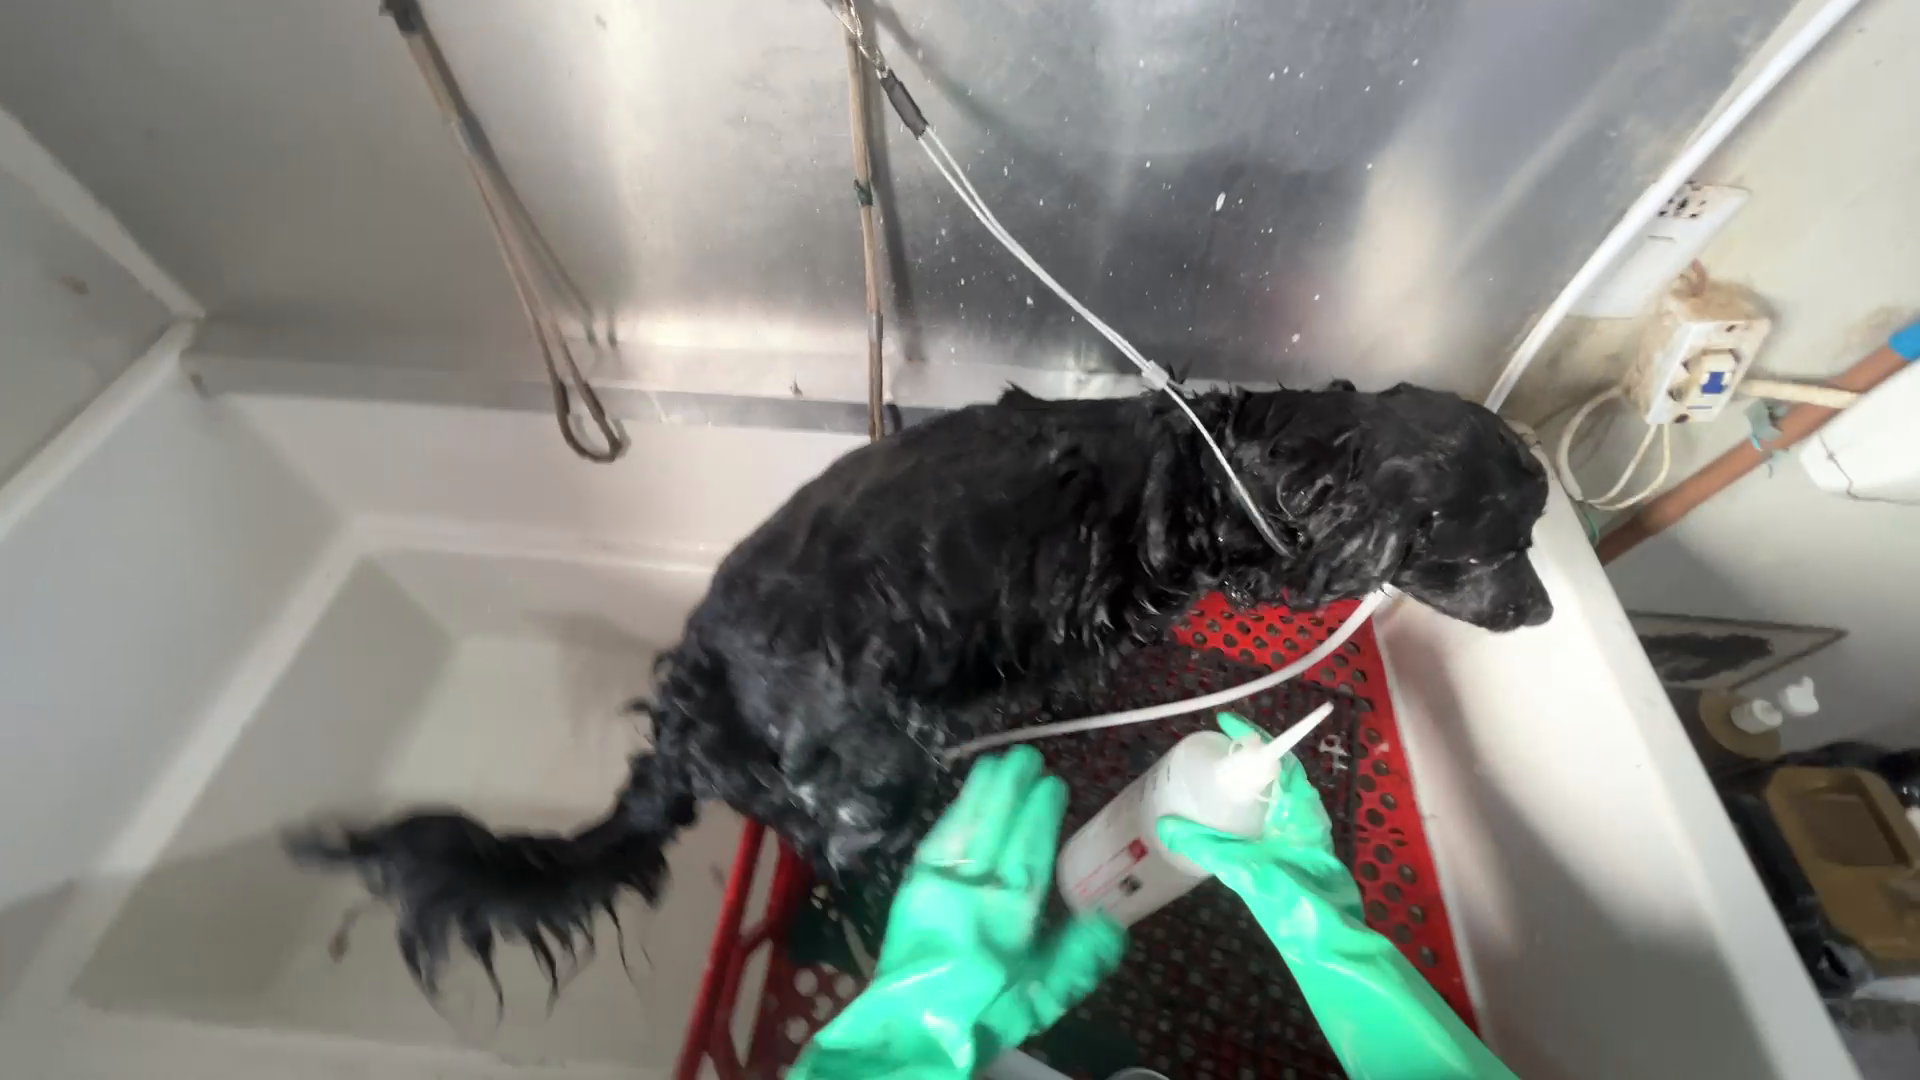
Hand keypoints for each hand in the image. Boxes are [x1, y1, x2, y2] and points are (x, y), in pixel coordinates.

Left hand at [793, 747, 1124, 1078]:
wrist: (917, 1029)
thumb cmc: (987, 1010)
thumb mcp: (1043, 995)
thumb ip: (1079, 958)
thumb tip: (1112, 920)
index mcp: (1011, 912)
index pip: (1030, 847)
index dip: (1041, 812)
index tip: (1054, 782)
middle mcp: (976, 887)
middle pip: (998, 825)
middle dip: (1013, 787)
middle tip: (1028, 755)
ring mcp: (943, 880)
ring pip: (969, 822)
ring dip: (985, 789)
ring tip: (999, 760)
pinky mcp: (915, 881)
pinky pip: (940, 837)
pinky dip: (956, 811)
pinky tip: (966, 794)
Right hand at [1157, 713, 1516, 1079]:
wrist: (1330, 947)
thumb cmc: (1293, 899)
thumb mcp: (1241, 868)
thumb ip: (1203, 844)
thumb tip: (1165, 825)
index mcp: (1298, 808)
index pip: (1278, 757)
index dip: (1252, 735)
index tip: (1225, 723)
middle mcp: (1306, 814)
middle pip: (1278, 772)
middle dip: (1249, 757)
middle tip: (1215, 752)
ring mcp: (1306, 835)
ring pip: (1278, 795)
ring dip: (1253, 783)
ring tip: (1218, 780)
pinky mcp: (1300, 853)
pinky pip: (1275, 816)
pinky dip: (1254, 806)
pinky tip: (1231, 820)